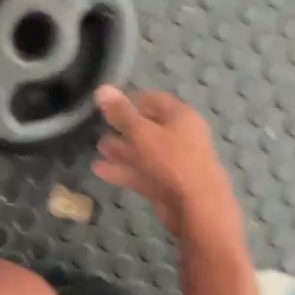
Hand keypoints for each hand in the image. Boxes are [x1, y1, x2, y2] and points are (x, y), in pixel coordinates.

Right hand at [91, 85, 240, 235]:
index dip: (129, 100)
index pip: (153, 100)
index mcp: (180, 116)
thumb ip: (121, 113)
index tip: (106, 104)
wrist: (197, 206)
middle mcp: (180, 135)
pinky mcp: (166, 183)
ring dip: (121, 149)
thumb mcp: (142, 132)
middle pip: (148, 126)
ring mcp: (173, 161)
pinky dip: (123, 170)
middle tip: (98, 128)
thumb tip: (101, 88)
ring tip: (97, 149)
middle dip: (122, 127)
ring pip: (143, 151)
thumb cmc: (171, 160)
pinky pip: (142, 172)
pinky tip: (99, 170)